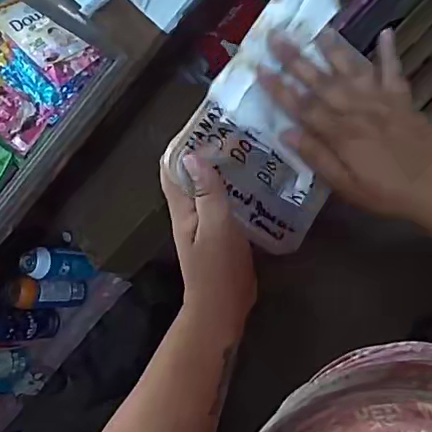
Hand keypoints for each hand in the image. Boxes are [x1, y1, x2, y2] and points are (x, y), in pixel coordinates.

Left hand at [159, 150, 255, 332]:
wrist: (224, 308)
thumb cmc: (217, 268)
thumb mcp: (216, 226)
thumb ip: (207, 192)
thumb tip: (192, 154)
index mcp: (182, 207)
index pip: (172, 167)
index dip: (182, 142)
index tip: (206, 123)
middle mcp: (190, 211)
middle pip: (192, 172)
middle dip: (208, 150)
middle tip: (237, 132)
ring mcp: (206, 222)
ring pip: (211, 185)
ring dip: (225, 167)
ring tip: (251, 149)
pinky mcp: (223, 232)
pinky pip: (227, 201)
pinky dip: (238, 187)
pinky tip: (260, 181)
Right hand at [260, 28, 431, 220]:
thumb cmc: (387, 192)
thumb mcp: (346, 186)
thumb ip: (317, 157)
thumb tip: (286, 133)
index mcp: (340, 134)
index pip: (302, 107)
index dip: (279, 88)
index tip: (260, 69)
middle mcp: (357, 110)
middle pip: (321, 81)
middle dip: (296, 59)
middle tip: (276, 36)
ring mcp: (381, 101)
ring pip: (352, 70)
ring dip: (334, 49)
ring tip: (318, 29)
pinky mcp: (402, 99)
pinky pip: (393, 71)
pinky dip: (389, 51)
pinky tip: (385, 32)